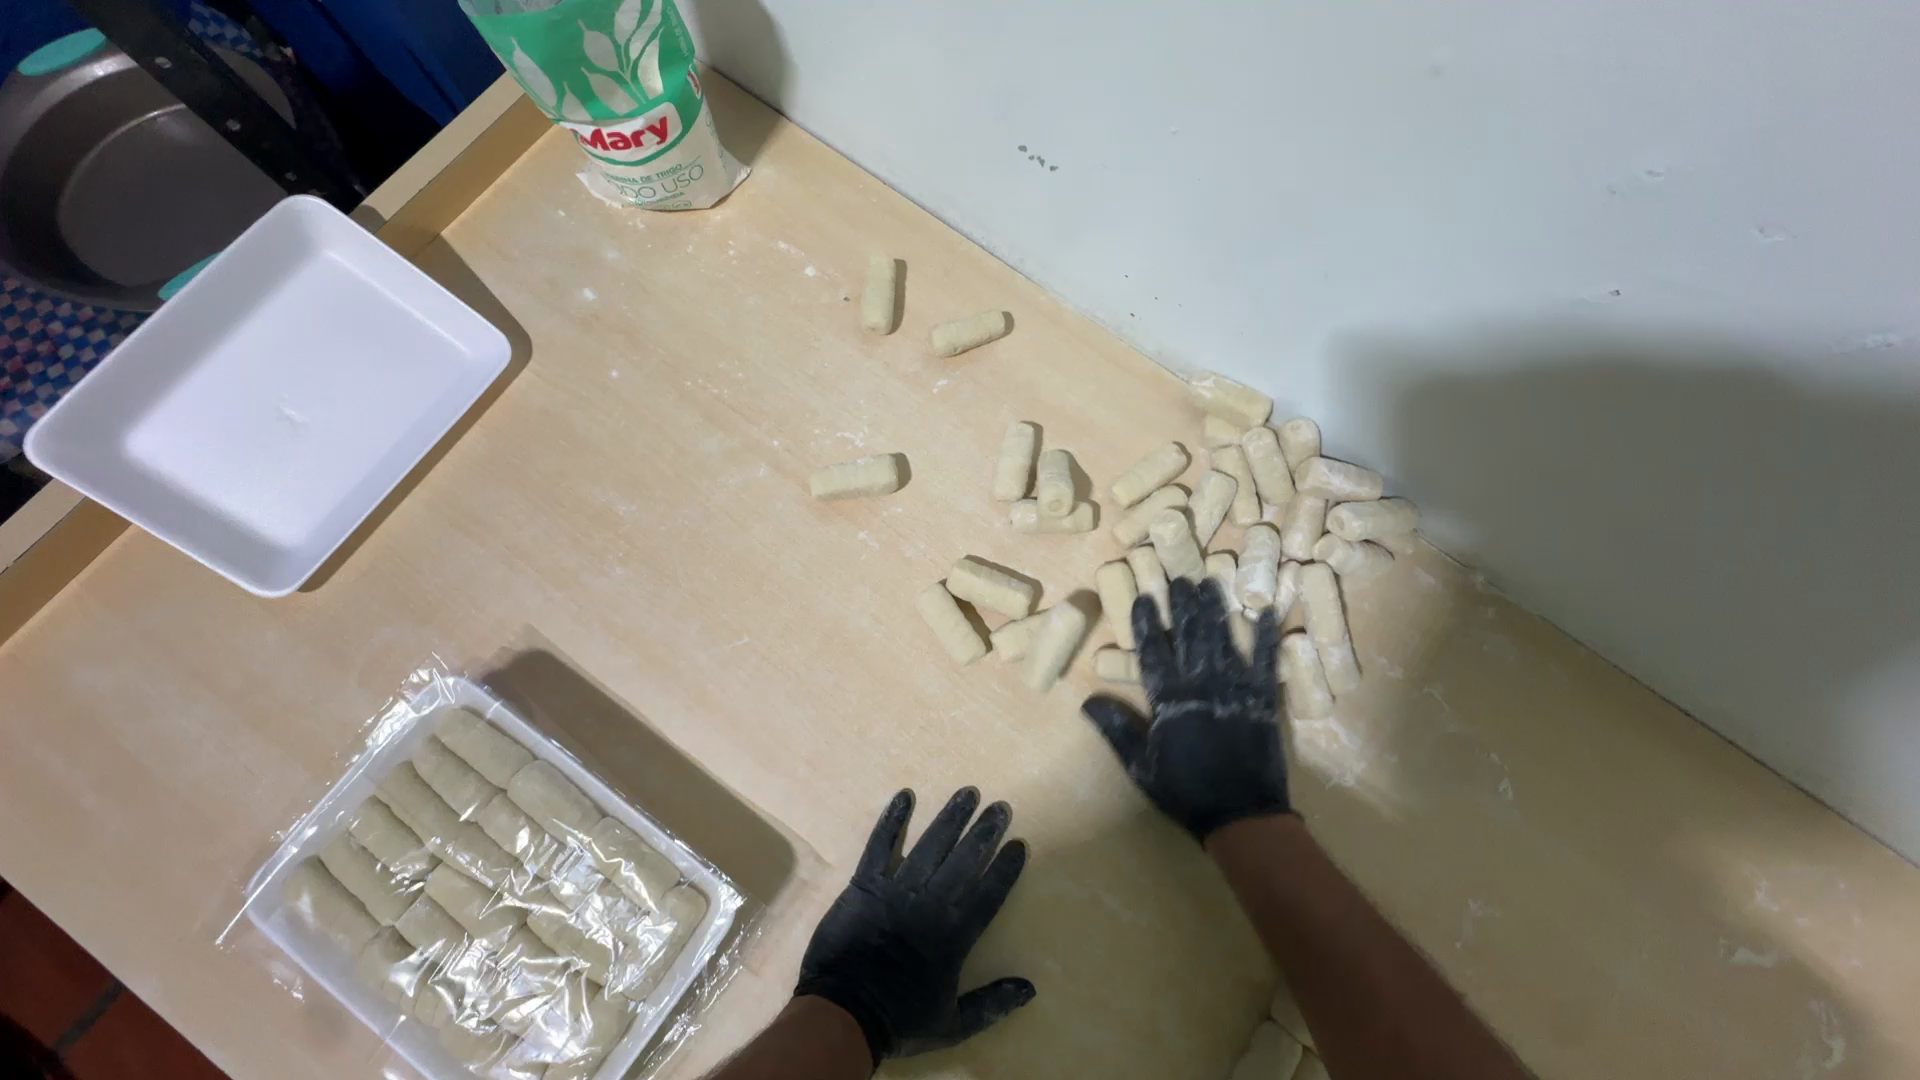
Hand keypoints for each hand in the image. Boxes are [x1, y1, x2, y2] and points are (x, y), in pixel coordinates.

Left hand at [795, 788, 1034, 1066]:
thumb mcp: (952, 1025)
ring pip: (930, 844)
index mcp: (953, 935)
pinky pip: (880, 845)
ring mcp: (897, 888)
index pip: (988, 894)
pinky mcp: (866, 882)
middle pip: (964, 860)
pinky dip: (892, 819)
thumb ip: (991, 1004)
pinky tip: (905, 795)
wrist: (843, 1012)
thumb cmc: (899, 1019)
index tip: (1020, 844)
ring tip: (968, 793)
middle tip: (1000, 807)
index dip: (1005, 868)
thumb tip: (1029, 989)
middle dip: (984, 831)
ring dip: (951, 817)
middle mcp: (930, 903)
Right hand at [1081, 577, 1290, 840]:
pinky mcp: (1264, 697)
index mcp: (1169, 699)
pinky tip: (1269, 610)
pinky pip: (1266, 660)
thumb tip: (1086, 701)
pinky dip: (1268, 635)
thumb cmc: (1186, 790)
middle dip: (1182, 604)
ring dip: (1215, 608)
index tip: (1144, 597)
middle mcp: (1201, 683)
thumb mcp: (1141, 766)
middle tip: (1179, 577)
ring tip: (1210, 581)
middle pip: (1189, 633)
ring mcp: (1235, 687)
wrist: (1243, 814)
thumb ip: (1116, 730)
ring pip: (1223, 637)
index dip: (1147, 622)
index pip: (1152, 650)